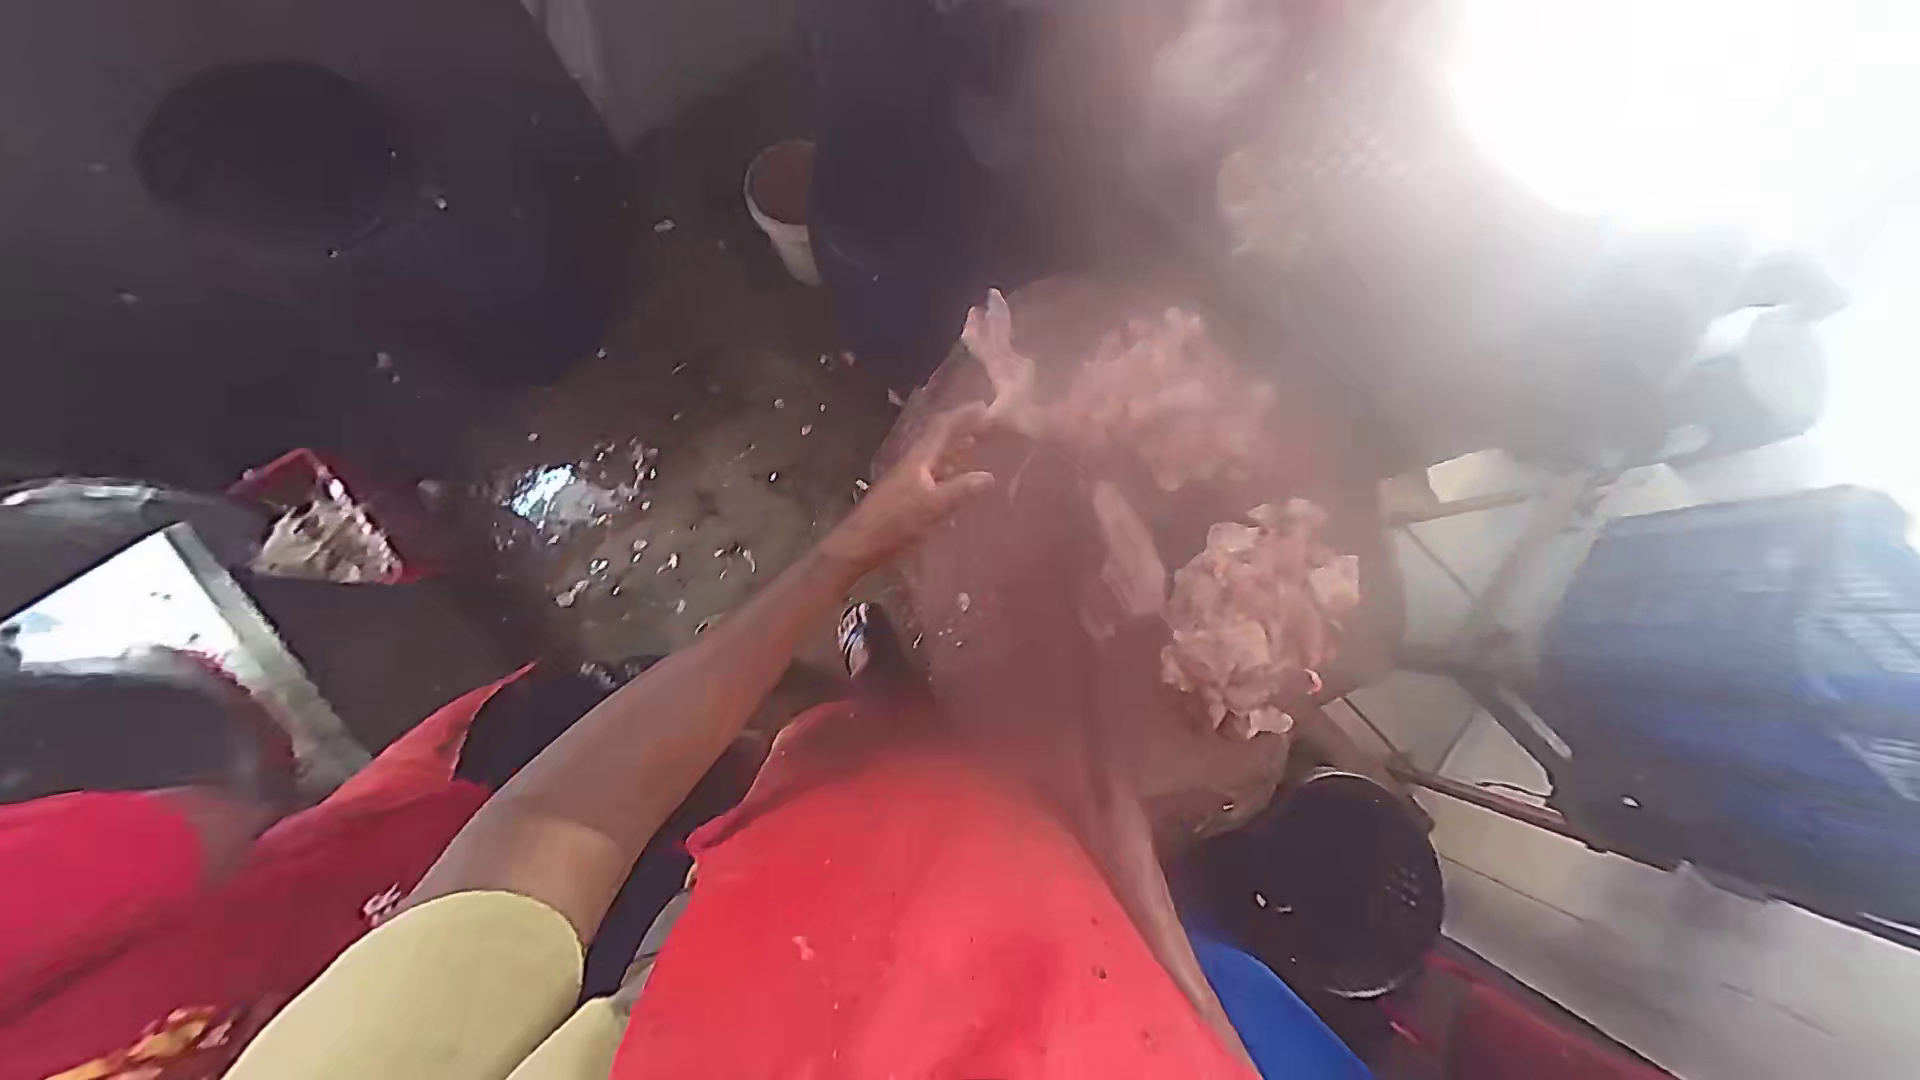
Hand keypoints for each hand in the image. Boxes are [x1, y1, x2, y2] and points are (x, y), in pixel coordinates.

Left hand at [821, 403, 995, 575]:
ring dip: (956, 447)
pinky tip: (958, 478)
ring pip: (936, 455)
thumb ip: (961, 490)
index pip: (943, 427)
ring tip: (978, 445)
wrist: (860, 543)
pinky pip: (934, 473)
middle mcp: (913, 462)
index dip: (963, 415)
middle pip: (939, 437)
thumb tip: (988, 476)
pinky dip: (950, 469)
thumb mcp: (933, 507)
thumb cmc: (895, 523)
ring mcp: (908, 478)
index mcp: (919, 459)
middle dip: (962, 428)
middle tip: (987, 425)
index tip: (985, 406)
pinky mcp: (906, 494)